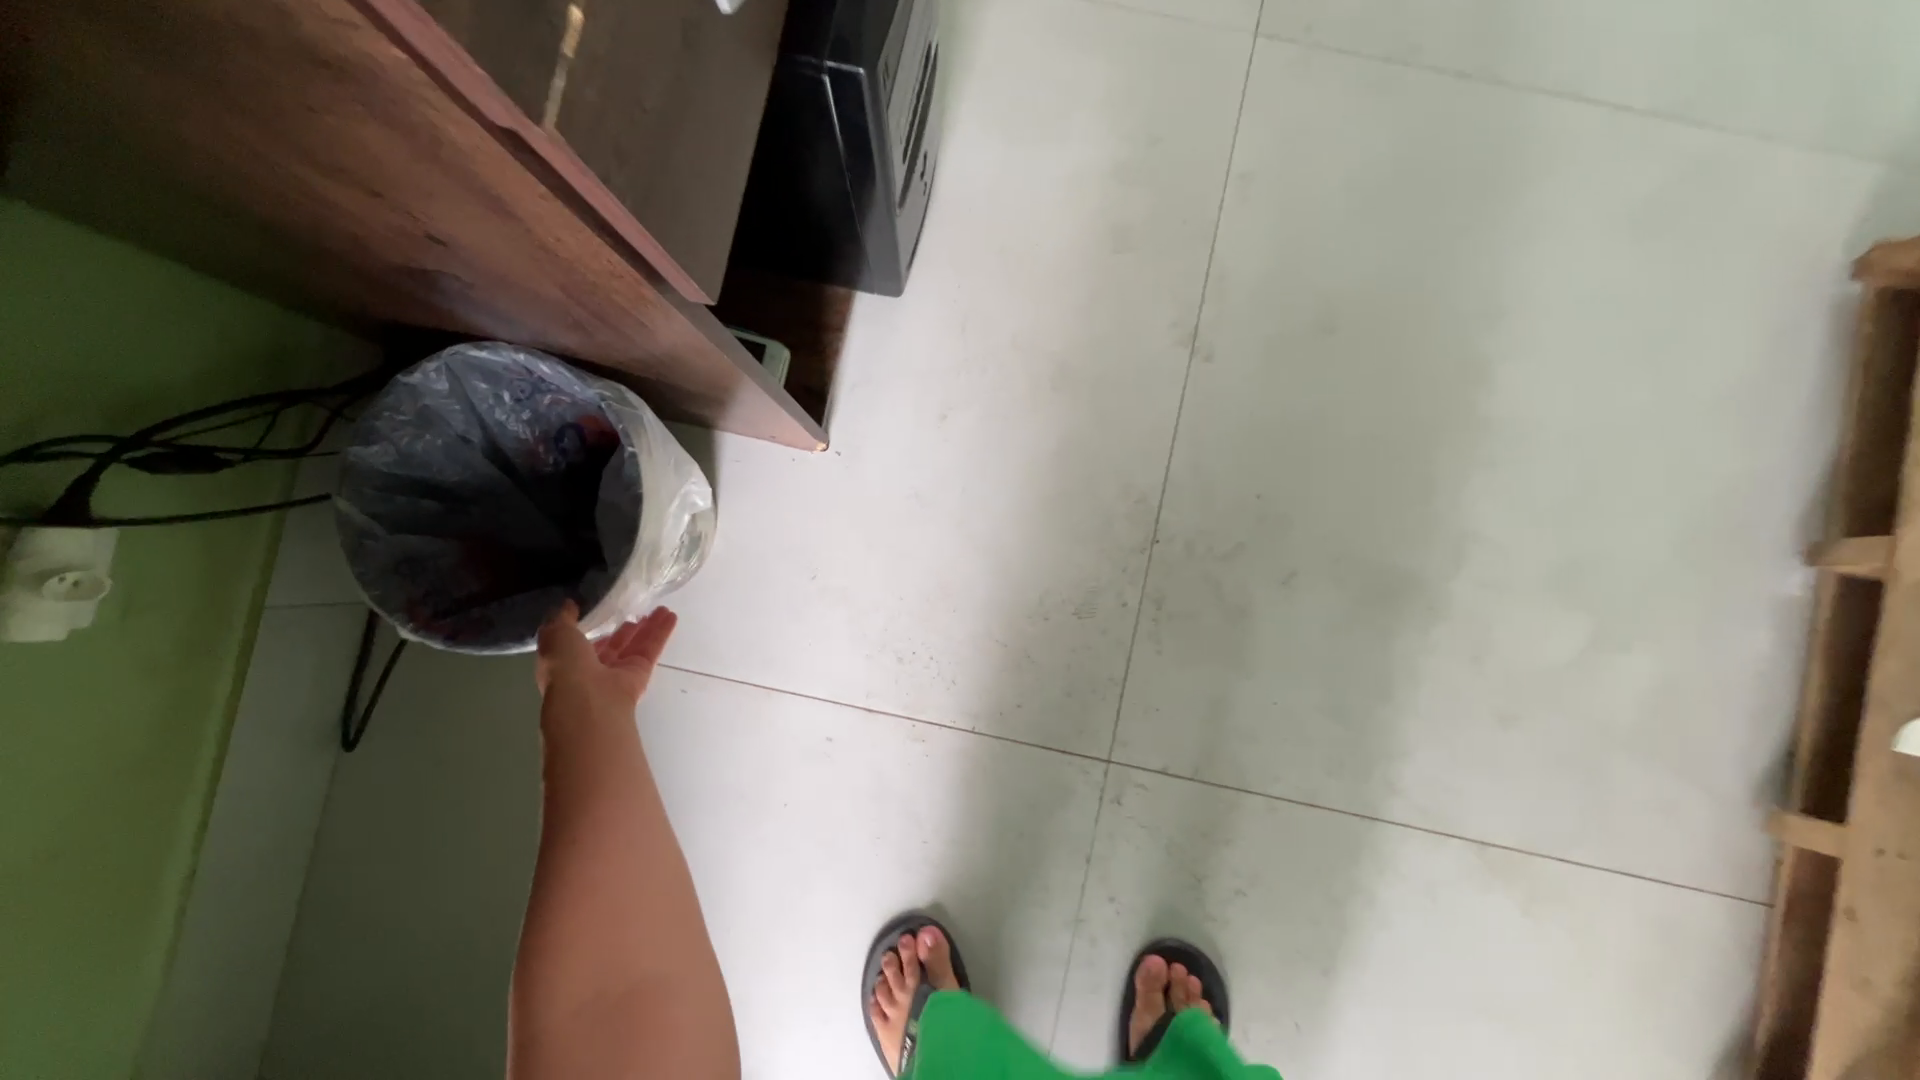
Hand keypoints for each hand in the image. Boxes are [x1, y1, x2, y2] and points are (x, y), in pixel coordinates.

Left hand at [536, 601, 677, 714]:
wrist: (587, 699)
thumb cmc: (564, 666)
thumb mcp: (555, 635)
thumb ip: (562, 618)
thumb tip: (569, 604)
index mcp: (568, 663)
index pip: (583, 646)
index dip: (593, 630)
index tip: (602, 613)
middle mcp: (594, 670)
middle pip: (614, 645)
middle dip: (625, 629)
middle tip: (637, 611)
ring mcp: (619, 673)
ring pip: (635, 645)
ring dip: (648, 627)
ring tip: (661, 609)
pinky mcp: (640, 674)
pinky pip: (651, 649)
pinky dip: (661, 633)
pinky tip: (671, 616)